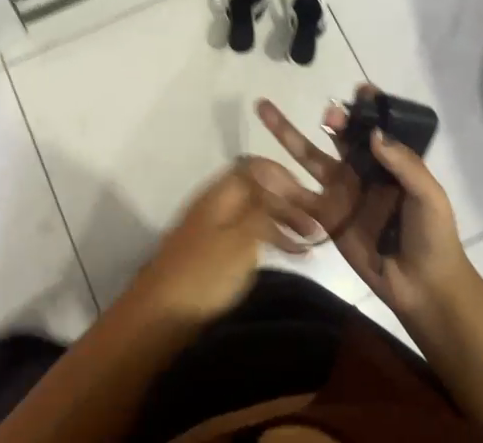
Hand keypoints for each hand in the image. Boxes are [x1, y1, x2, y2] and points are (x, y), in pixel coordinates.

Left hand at [126, 157, 321, 320]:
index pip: (256, 167)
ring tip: (312, 241)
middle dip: (289, 201)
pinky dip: (271, 239)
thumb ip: (262, 208)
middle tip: (320, 224)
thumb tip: (278, 180)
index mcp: (220, 193)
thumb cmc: (206, 275)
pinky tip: (292, 255)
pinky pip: (249, 234)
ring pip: (255, 212)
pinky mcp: (214, 252)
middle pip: (258, 189)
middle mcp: (216, 203)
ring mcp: (213, 227)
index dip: (285, 177)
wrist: (162, 315)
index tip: (310, 199)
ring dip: (284, 221)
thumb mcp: (241, 240)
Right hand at [256, 86, 471, 315]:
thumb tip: (373, 133)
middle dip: (332, 118)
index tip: (361, 91)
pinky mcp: (325, 216)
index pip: (374, 128)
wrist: (422, 287)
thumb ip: (404, 164)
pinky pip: (298, 195)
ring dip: (287, 134)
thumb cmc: (432, 237)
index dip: (367, 108)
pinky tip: (260, 164)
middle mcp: (362, 172)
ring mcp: (340, 192)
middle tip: (328, 111)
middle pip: (339, 136)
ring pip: (309, 157)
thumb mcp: (429, 197)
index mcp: (389, 164)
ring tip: (265, 110)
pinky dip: (278, 180)